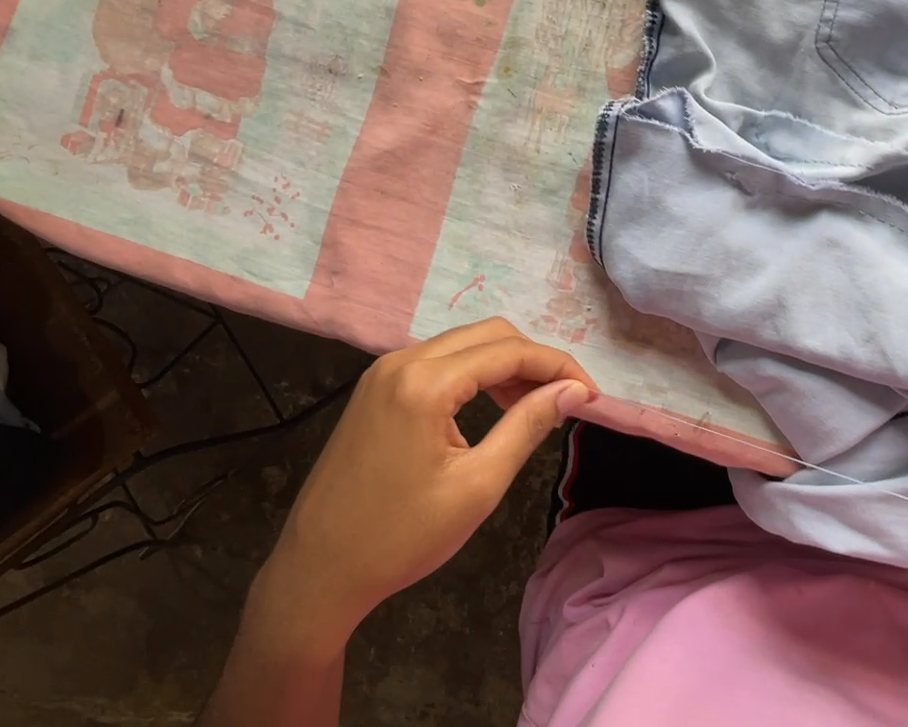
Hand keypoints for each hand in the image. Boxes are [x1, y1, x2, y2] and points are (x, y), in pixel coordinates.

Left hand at [246, 319, 594, 645]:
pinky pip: (439, 362)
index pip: (509, 351)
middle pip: (488, 334)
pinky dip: (474, 375)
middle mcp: (402, 361)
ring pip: (463, 345)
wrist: (317, 572)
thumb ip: (527, 427)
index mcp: (424, 382)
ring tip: (534, 406)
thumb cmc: (401, 537)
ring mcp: (383, 372)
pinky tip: (491, 407)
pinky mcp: (376, 388)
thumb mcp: (477, 486)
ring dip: (505, 365)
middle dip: (533, 359)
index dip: (557, 366)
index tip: (591, 394)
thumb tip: (573, 391)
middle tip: (565, 399)